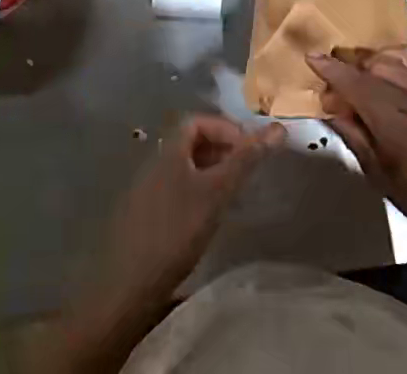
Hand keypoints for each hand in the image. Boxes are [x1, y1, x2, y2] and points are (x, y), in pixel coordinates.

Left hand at [102, 115, 283, 297]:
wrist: (128, 285)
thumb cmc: (176, 230)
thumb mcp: (217, 192)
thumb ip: (246, 160)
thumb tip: (277, 128)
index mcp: (169, 151)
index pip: (198, 121)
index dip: (226, 128)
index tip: (249, 148)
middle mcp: (156, 163)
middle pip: (192, 143)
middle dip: (223, 150)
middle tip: (248, 170)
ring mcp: (148, 189)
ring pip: (186, 168)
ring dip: (212, 172)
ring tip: (234, 193)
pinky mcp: (146, 214)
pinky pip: (177, 189)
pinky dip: (199, 192)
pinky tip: (210, 216)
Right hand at [308, 47, 406, 248]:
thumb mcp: (376, 172)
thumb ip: (352, 134)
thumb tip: (329, 108)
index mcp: (395, 124)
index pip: (357, 84)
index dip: (331, 70)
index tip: (311, 58)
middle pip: (370, 67)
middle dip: (345, 70)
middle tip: (332, 90)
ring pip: (388, 58)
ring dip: (365, 63)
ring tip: (354, 77)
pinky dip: (391, 55)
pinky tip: (382, 68)